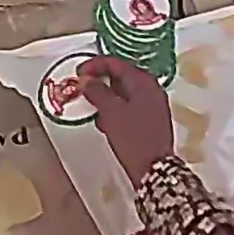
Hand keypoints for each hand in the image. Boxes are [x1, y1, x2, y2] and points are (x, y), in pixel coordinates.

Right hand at [79, 56, 173, 182]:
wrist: (154, 170)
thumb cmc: (134, 138)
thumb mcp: (111, 112)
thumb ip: (96, 91)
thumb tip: (86, 80)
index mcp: (143, 81)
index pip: (115, 63)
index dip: (94, 65)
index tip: (79, 72)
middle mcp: (151, 88)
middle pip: (121, 76)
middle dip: (101, 81)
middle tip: (83, 87)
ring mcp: (153, 104)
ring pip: (125, 92)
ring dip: (107, 97)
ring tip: (93, 107)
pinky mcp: (151, 120)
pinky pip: (130, 106)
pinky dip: (116, 109)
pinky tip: (106, 122)